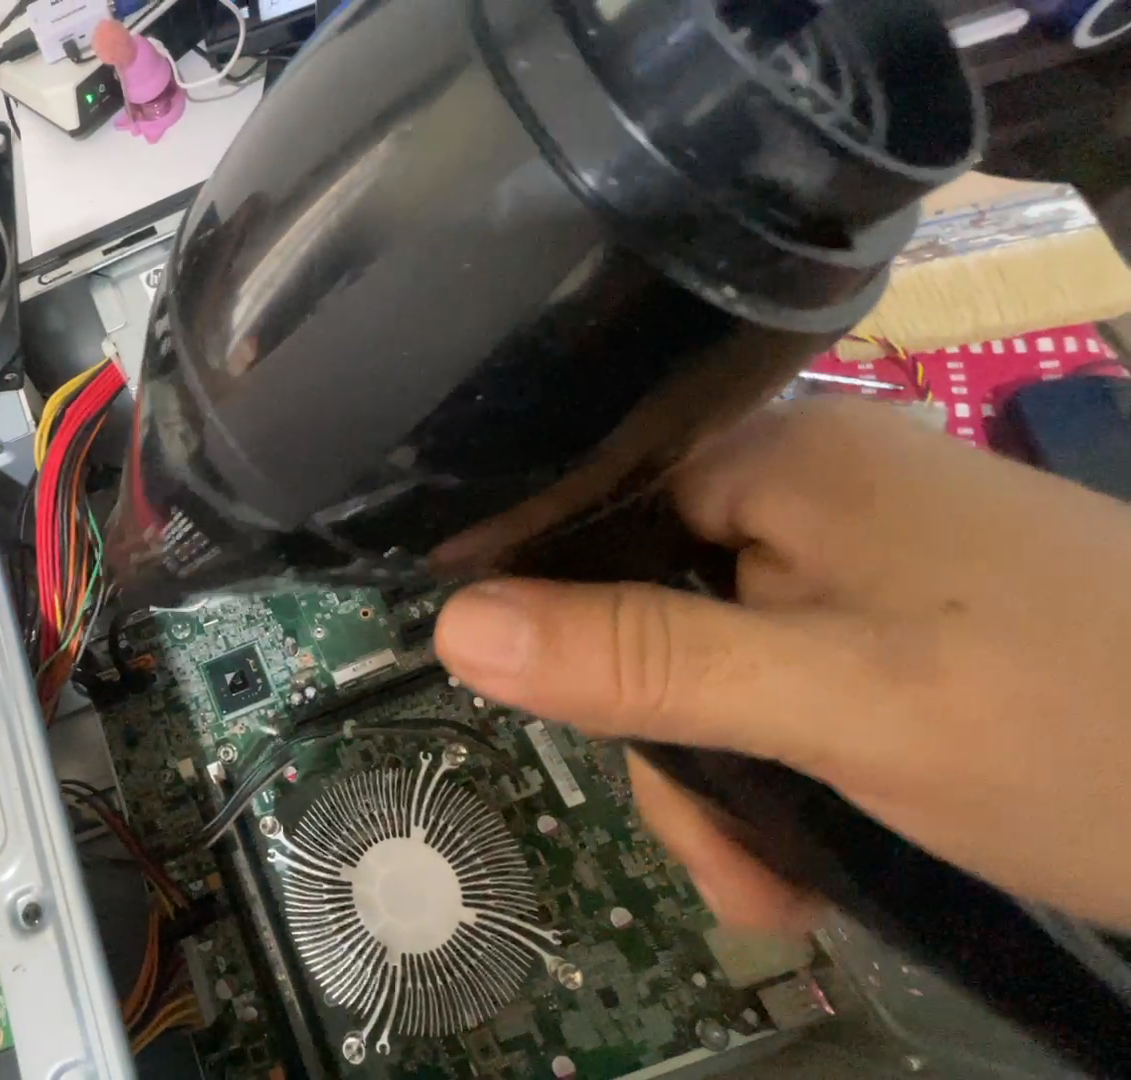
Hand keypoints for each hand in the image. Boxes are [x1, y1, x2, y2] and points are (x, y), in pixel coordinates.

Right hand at [435, 397, 1130, 932]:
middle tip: (706, 843)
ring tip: (764, 882)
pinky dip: (750, 770)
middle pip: (627, 596)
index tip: (529, 699)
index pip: (577, 504)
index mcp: (762, 461)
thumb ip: (640, 658)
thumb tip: (455, 628)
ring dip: (702, 773)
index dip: (531, 597)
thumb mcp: (839, 701)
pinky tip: (789, 853)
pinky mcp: (854, 622)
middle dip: (648, 729)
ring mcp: (822, 559)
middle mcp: (780, 491)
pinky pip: (744, 680)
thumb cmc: (1095, 725)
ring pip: (683, 654)